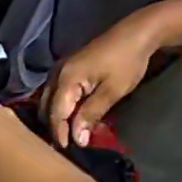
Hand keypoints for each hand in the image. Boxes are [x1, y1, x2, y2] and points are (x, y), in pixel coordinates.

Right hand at [42, 16, 161, 147]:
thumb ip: (91, 114)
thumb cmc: (126, 62)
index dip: (59, 132)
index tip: (67, 148)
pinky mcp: (65, 70)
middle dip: (54, 126)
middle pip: (46, 107)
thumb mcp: (112, 91)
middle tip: (67, 142)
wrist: (135, 33)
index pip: (56, 112)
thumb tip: (77, 139)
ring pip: (48, 101)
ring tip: (68, 132)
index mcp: (66, 79)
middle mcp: (56, 75)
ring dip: (56, 117)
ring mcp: (59, 71)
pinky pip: (55, 94)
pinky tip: (71, 115)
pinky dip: (60, 107)